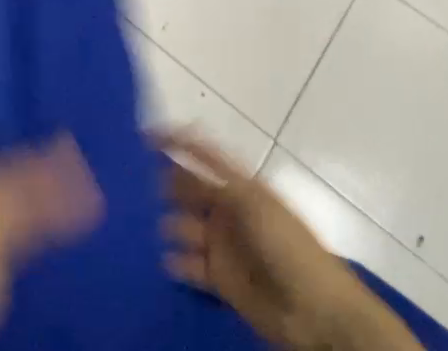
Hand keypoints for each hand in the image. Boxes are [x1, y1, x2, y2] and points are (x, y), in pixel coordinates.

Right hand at [157, 130, 419, 350]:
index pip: (202, 154)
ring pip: (178, 224)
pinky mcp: (215, 276)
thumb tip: (172, 146)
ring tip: (147, 224)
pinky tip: (164, 258)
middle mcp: (226, 210)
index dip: (175, 141)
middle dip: (160, 183)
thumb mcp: (253, 200)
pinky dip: (172, 260)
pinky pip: (184, 263)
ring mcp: (220, 243)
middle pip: (183, 188)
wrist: (318, 313)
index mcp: (239, 186)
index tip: (140, 134)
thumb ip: (210, 174)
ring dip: (164, 223)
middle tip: (128, 181)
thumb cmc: (289, 246)